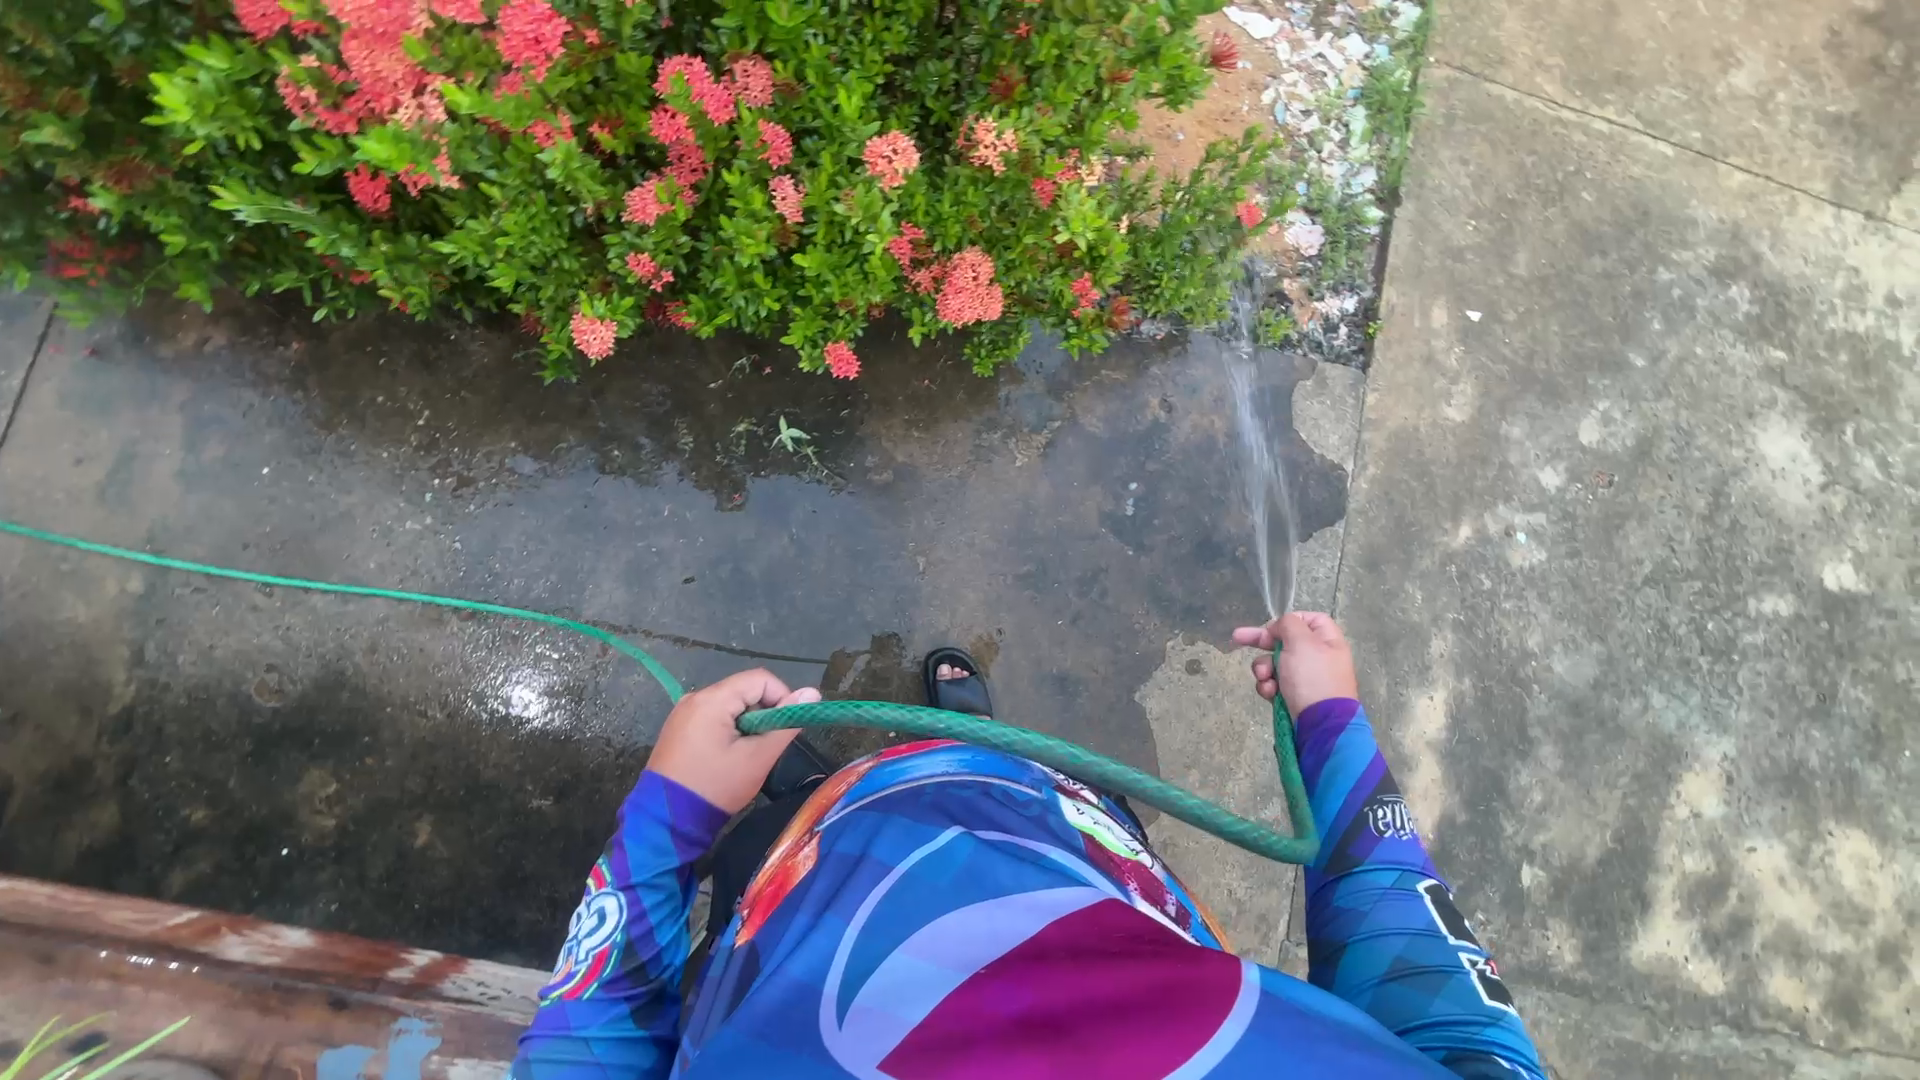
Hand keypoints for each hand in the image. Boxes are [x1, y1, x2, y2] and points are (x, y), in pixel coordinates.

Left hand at [646, 668, 820, 813]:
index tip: (785, 727)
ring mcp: (683, 713)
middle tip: (765, 746)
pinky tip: (727, 757)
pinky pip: (714, 717)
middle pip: (744, 690)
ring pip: (730, 705)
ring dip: (747, 724)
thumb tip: (813, 692)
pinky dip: (729, 730)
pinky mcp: (678, 729)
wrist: (665, 824)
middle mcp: (694, 697)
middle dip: (763, 714)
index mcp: (712, 699)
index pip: (760, 679)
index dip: (782, 697)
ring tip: (746, 754)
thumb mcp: (758, 758)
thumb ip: (786, 723)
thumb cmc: (716, 787)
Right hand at [1231, 611, 1358, 715]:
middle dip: (1262, 643)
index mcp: (1327, 641)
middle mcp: (1317, 657)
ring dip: (1264, 668)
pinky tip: (1270, 693)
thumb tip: (1280, 628)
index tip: (1274, 627)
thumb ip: (1288, 625)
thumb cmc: (1312, 677)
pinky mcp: (1294, 696)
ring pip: (1274, 663)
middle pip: (1285, 641)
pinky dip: (1269, 686)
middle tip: (1237, 638)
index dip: (1289, 621)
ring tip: (1265, 678)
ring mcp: (1305, 678)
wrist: (1320, 724)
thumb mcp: (1301, 642)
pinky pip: (1274, 684)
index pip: (1309, 620)